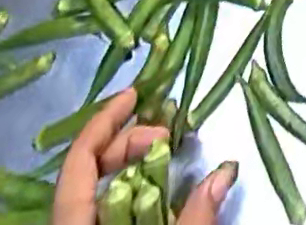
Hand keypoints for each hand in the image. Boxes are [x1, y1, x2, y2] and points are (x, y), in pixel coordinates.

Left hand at [52, 88, 237, 224]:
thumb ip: (194, 218)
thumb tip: (226, 170)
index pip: (79, 164)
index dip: (104, 123)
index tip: (135, 94)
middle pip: (91, 169)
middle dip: (130, 140)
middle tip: (166, 135)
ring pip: (102, 189)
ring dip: (135, 163)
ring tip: (167, 156)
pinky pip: (109, 209)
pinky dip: (134, 188)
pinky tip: (158, 188)